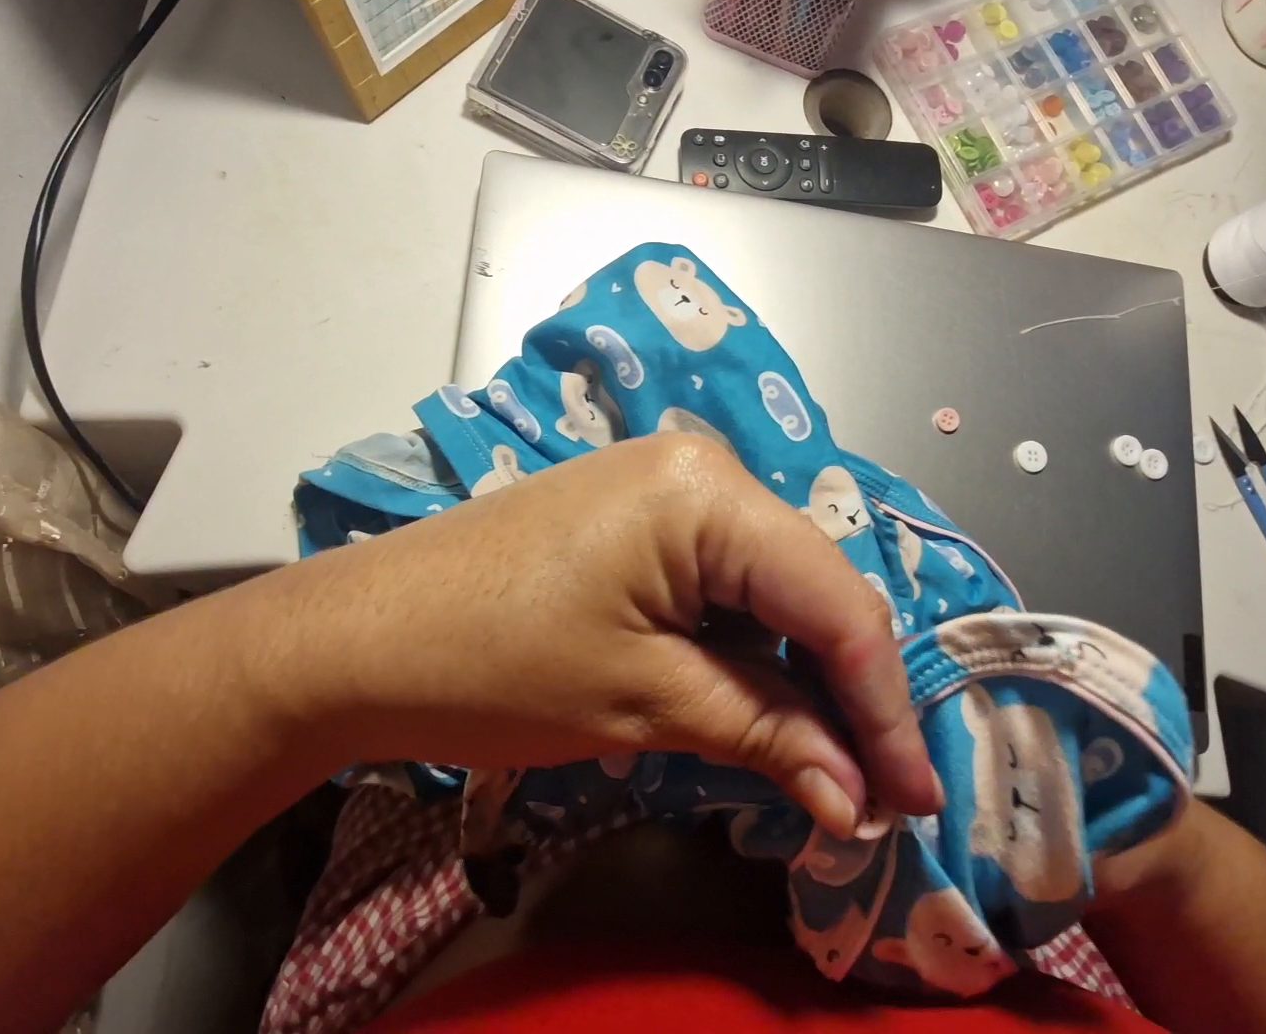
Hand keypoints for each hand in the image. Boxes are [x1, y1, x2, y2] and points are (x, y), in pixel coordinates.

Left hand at [239, 433, 942, 836]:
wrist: (353, 640)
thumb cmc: (490, 664)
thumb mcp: (643, 703)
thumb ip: (766, 734)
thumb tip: (857, 796)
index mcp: (711, 493)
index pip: (835, 604)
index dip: (883, 707)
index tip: (912, 794)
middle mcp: (705, 470)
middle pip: (811, 590)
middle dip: (848, 692)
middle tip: (877, 786)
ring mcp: (671, 490)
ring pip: (774, 590)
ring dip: (802, 675)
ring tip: (833, 759)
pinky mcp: (642, 522)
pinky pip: (727, 585)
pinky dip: (752, 649)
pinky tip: (769, 703)